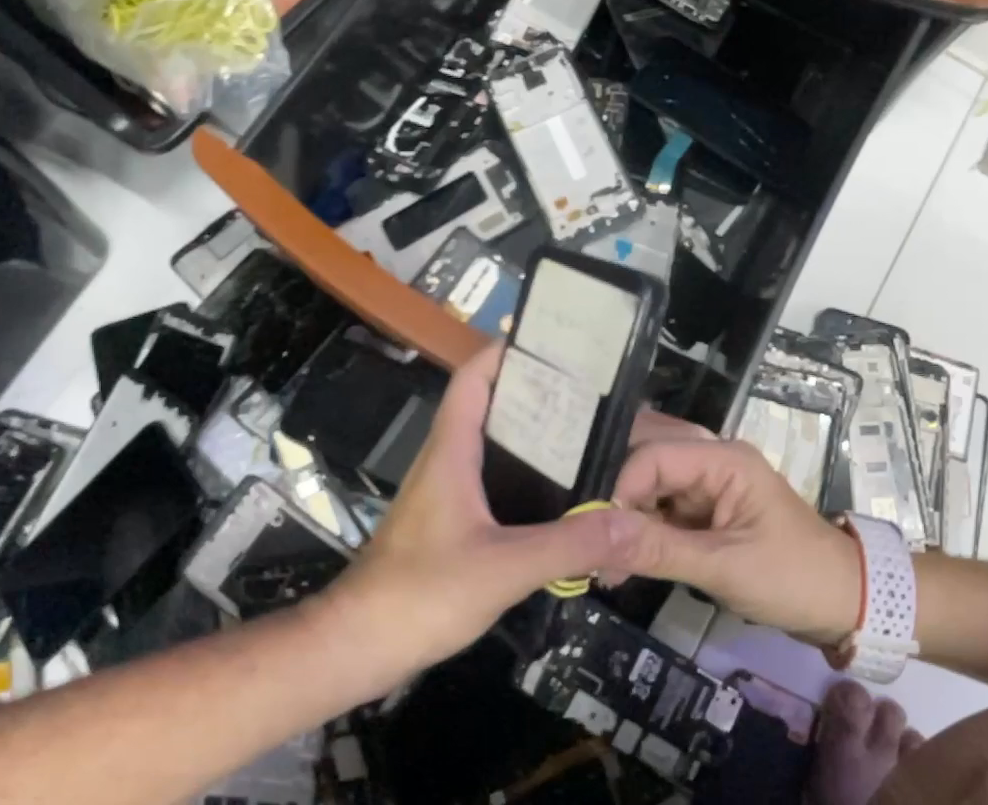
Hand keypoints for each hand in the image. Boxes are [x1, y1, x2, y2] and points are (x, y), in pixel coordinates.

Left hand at [315, 345, 644, 682]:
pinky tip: (557, 497)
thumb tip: (628, 522)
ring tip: (586, 437)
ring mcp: (443, 494)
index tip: (551, 341)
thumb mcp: (503, 568)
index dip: (506, 353)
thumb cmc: (420, 594)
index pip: (473, 380)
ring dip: (530, 436)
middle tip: (589, 392)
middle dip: (533, 392)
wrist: (358, 646)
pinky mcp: (446, 525)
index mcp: (450, 453)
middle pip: (487, 407)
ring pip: (490, 447)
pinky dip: (523, 477)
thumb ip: (567, 545)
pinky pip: (490, 482)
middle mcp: (445, 462)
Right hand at [611, 435, 863, 645]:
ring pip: (649, 478)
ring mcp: (707, 482)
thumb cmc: (793, 578)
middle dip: (613, 487)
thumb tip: (592, 536)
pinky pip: (660, 504)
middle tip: (586, 528)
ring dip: (624, 510)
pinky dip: (639, 527)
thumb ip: (657, 549)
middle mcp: (711, 458)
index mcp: (723, 458)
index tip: (598, 536)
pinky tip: (620, 557)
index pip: (651, 455)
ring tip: (601, 551)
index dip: (619, 490)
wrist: (844, 602)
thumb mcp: (723, 567)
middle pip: (645, 451)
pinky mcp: (704, 508)